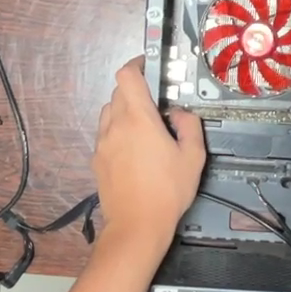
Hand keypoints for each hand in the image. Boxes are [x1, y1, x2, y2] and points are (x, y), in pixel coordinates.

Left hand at [92, 57, 205, 263]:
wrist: (136, 227)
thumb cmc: (168, 191)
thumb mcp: (193, 158)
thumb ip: (190, 127)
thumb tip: (181, 113)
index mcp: (138, 119)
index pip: (127, 75)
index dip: (138, 65)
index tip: (151, 68)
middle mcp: (115, 126)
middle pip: (119, 91)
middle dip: (137, 91)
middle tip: (158, 104)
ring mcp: (102, 142)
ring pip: (110, 111)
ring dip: (125, 110)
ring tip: (146, 128)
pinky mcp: (97, 159)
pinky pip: (106, 133)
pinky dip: (118, 131)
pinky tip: (135, 149)